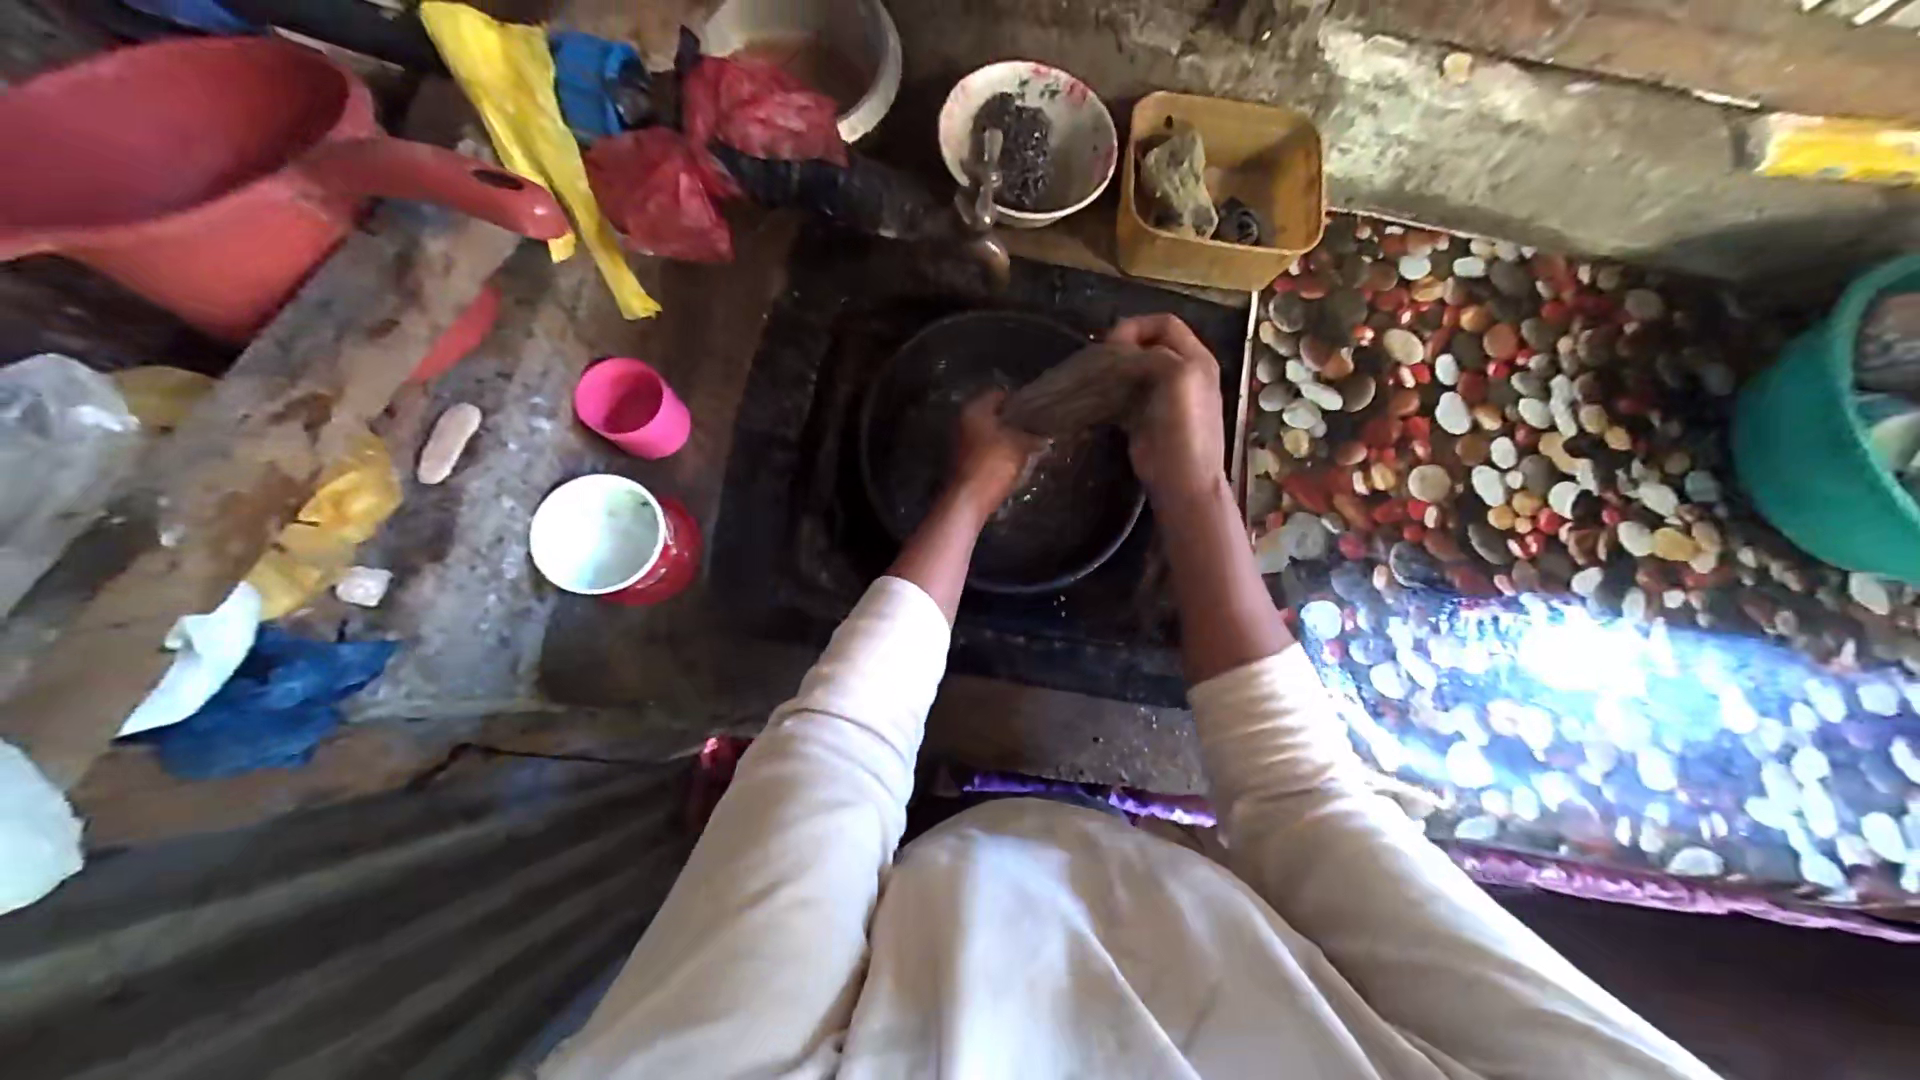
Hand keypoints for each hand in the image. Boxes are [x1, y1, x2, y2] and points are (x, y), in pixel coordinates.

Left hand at [949, 389, 1048, 517]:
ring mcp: (958, 442)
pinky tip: (1012, 459)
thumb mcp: (1019, 446)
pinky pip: (982, 450)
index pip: (998, 393)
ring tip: (1027, 444)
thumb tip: (1046, 438)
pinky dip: (996, 451)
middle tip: (1034, 426)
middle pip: (991, 414)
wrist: (968, 499)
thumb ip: (1033, 437)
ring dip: (1004, 437)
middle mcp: (961, 421)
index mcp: (973, 409)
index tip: (1035, 408)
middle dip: (1011, 420)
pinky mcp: (960, 461)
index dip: (1018, 400)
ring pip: (987, 433)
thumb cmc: (993, 463)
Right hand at [1106, 314, 1224, 503]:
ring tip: (1094, 378)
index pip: (1164, 323)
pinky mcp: (1143, 419)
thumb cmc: (1184, 427)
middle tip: (1099, 362)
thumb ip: (1153, 356)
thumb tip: (1123, 355)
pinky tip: (1096, 398)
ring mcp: (1161, 397)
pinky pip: (1124, 395)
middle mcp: (1180, 373)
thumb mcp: (1177, 376)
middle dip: (1122, 348)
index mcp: (1195, 359)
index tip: (1111, 343)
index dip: (1137, 326)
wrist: (1182, 479)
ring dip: (1113, 370)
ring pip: (1133, 370)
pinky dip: (1109, 392)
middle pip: (1147, 346)